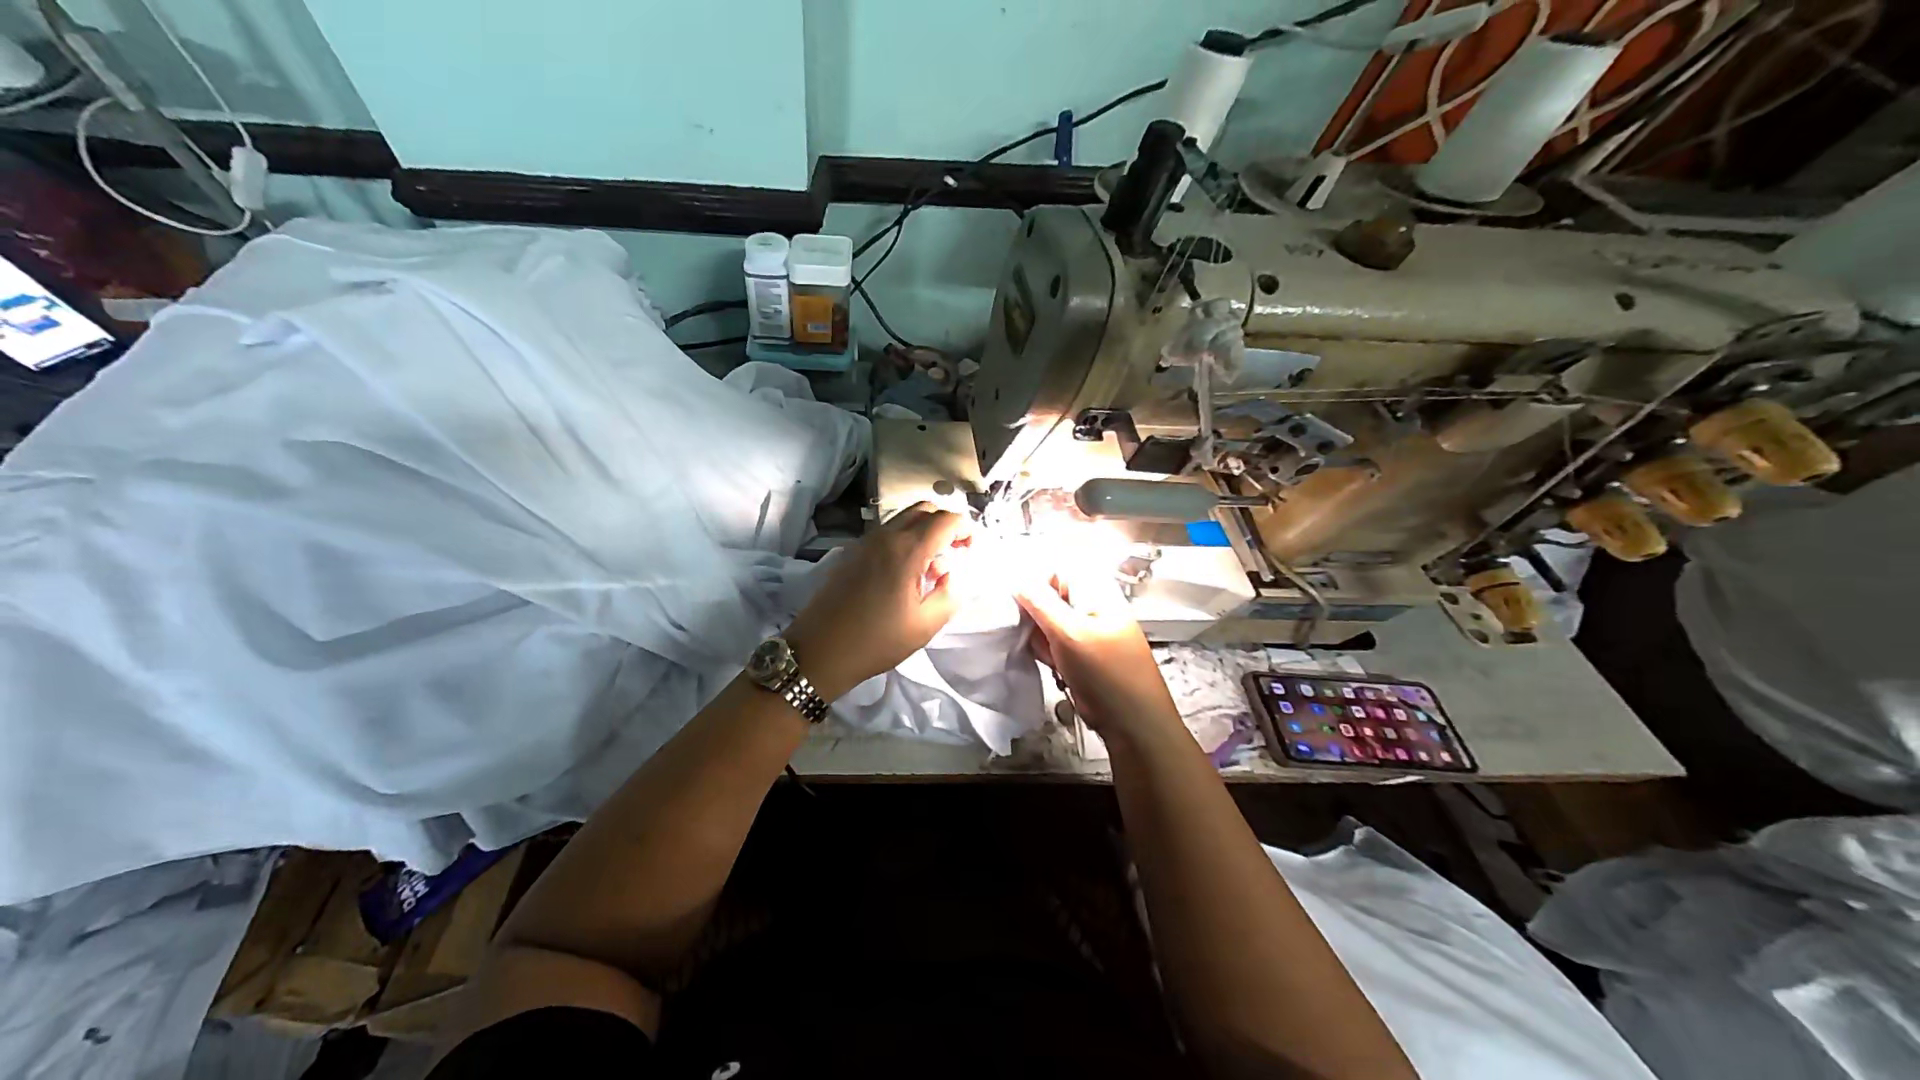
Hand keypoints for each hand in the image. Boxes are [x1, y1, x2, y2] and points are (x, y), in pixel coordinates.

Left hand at [784, 503, 970, 699]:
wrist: (819, 651)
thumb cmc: (876, 641)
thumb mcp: (925, 626)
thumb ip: (949, 594)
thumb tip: (950, 574)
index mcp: (906, 550)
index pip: (945, 519)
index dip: (965, 527)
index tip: (972, 547)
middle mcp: (885, 537)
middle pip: (923, 509)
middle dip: (945, 523)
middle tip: (955, 550)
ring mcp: (864, 543)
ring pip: (902, 519)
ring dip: (923, 531)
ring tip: (931, 566)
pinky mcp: (851, 554)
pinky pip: (885, 534)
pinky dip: (904, 540)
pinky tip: (905, 573)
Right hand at [1015, 567, 1181, 744]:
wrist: (1132, 722)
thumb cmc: (1106, 673)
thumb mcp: (1069, 633)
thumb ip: (1040, 602)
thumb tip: (1016, 579)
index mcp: (1096, 591)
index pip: (1057, 569)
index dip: (1034, 582)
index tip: (1017, 600)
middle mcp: (1092, 606)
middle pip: (1049, 596)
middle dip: (1035, 615)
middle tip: (1037, 634)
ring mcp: (1087, 631)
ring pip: (1048, 623)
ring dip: (1040, 638)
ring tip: (1051, 656)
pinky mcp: (1081, 654)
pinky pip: (1054, 644)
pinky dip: (1049, 654)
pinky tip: (1055, 667)